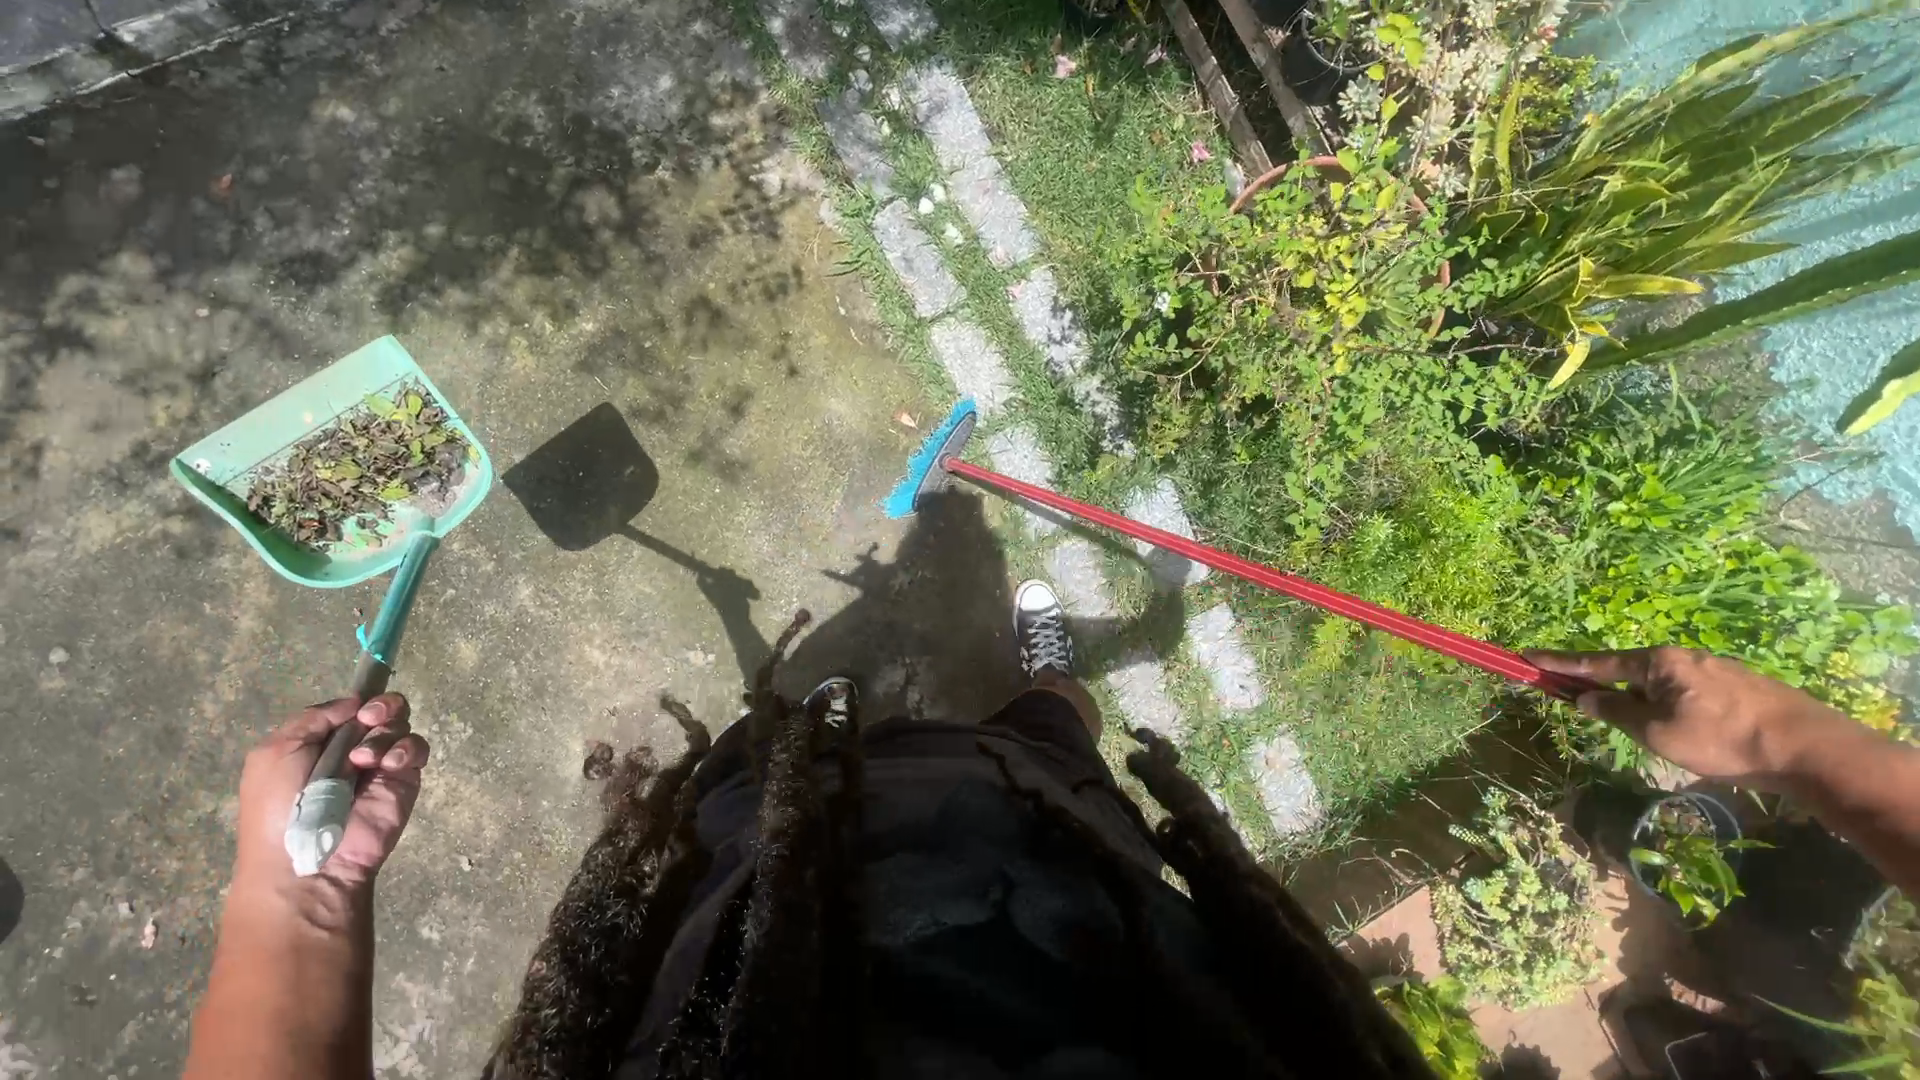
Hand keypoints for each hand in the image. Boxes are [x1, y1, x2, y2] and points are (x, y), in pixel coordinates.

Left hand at [234, 694, 430, 897]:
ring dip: (384, 735)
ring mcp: (381, 764)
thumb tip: (355, 702)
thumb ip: (312, 718)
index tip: (355, 710)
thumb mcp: (275, 753)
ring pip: (400, 725)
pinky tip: (388, 766)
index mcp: (319, 742)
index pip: (349, 707)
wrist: (309, 856)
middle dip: (380, 708)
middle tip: (369, 721)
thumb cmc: (279, 807)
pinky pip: (417, 747)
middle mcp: (352, 749)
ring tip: (364, 760)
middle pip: (382, 709)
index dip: (356, 702)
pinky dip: (406, 749)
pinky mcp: (406, 778)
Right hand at [1525, 646, 1852, 788]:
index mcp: (1657, 661)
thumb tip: (1585, 698)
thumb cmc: (1724, 741)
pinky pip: (1686, 689)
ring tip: (1650, 729)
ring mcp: (1714, 668)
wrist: (1815, 751)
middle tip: (1589, 705)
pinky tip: (1687, 728)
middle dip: (1604, 686)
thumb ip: (1614, 711)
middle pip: (1626, 669)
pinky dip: (1670, 704)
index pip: (1593, 661)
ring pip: (1659, 682)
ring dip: (1642, 699)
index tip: (1525, 657)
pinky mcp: (1739, 685)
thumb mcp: (1655, 732)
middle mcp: (1682, 656)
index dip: (1557, 663)